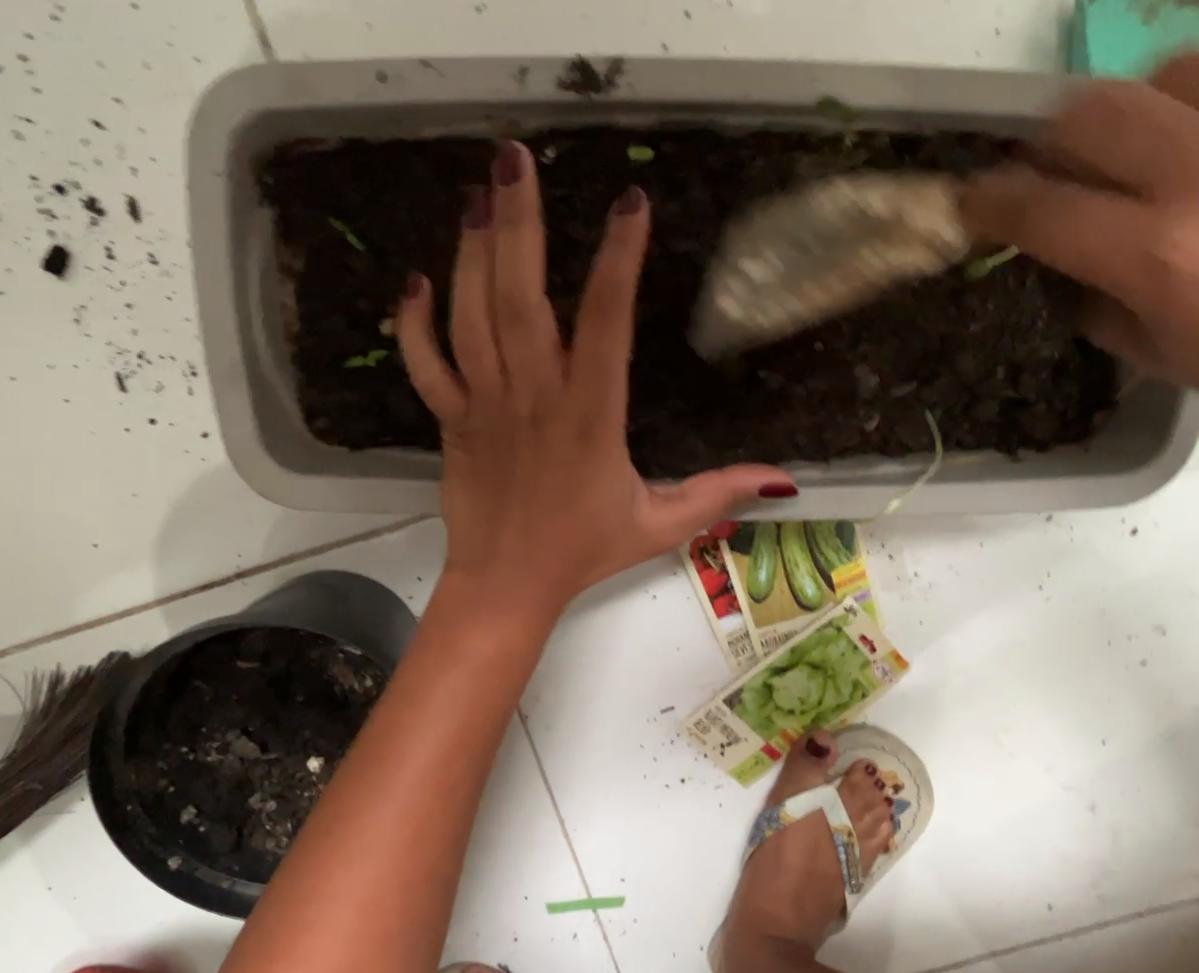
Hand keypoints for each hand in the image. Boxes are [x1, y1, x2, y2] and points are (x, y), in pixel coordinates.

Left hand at [394, 141, 793, 616]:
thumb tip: (783, 478)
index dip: (618, 260)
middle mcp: (535, 398)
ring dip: (472, 254)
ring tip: (479, 197)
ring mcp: (486, 406)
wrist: (506, 585)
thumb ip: (718, 492)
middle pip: (521, 300)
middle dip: (519, 225)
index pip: (606, 323)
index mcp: (591, 415)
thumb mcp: (660, 524)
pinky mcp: (451, 421)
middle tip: (513, 160)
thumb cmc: (582, 551)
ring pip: (471, 319)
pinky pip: (426, 365)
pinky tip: (418, 282)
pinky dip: (415, 324)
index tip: (629, 203)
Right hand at [961, 40, 1198, 446]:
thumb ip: (1091, 290)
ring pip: (1185, 71)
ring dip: (1163, 110)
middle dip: (1060, 137)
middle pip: (1093, 111)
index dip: (990, 198)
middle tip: (1074, 160)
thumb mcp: (1150, 350)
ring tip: (1186, 143)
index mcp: (1158, 252)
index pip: (1036, 205)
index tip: (976, 196)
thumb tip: (1060, 248)